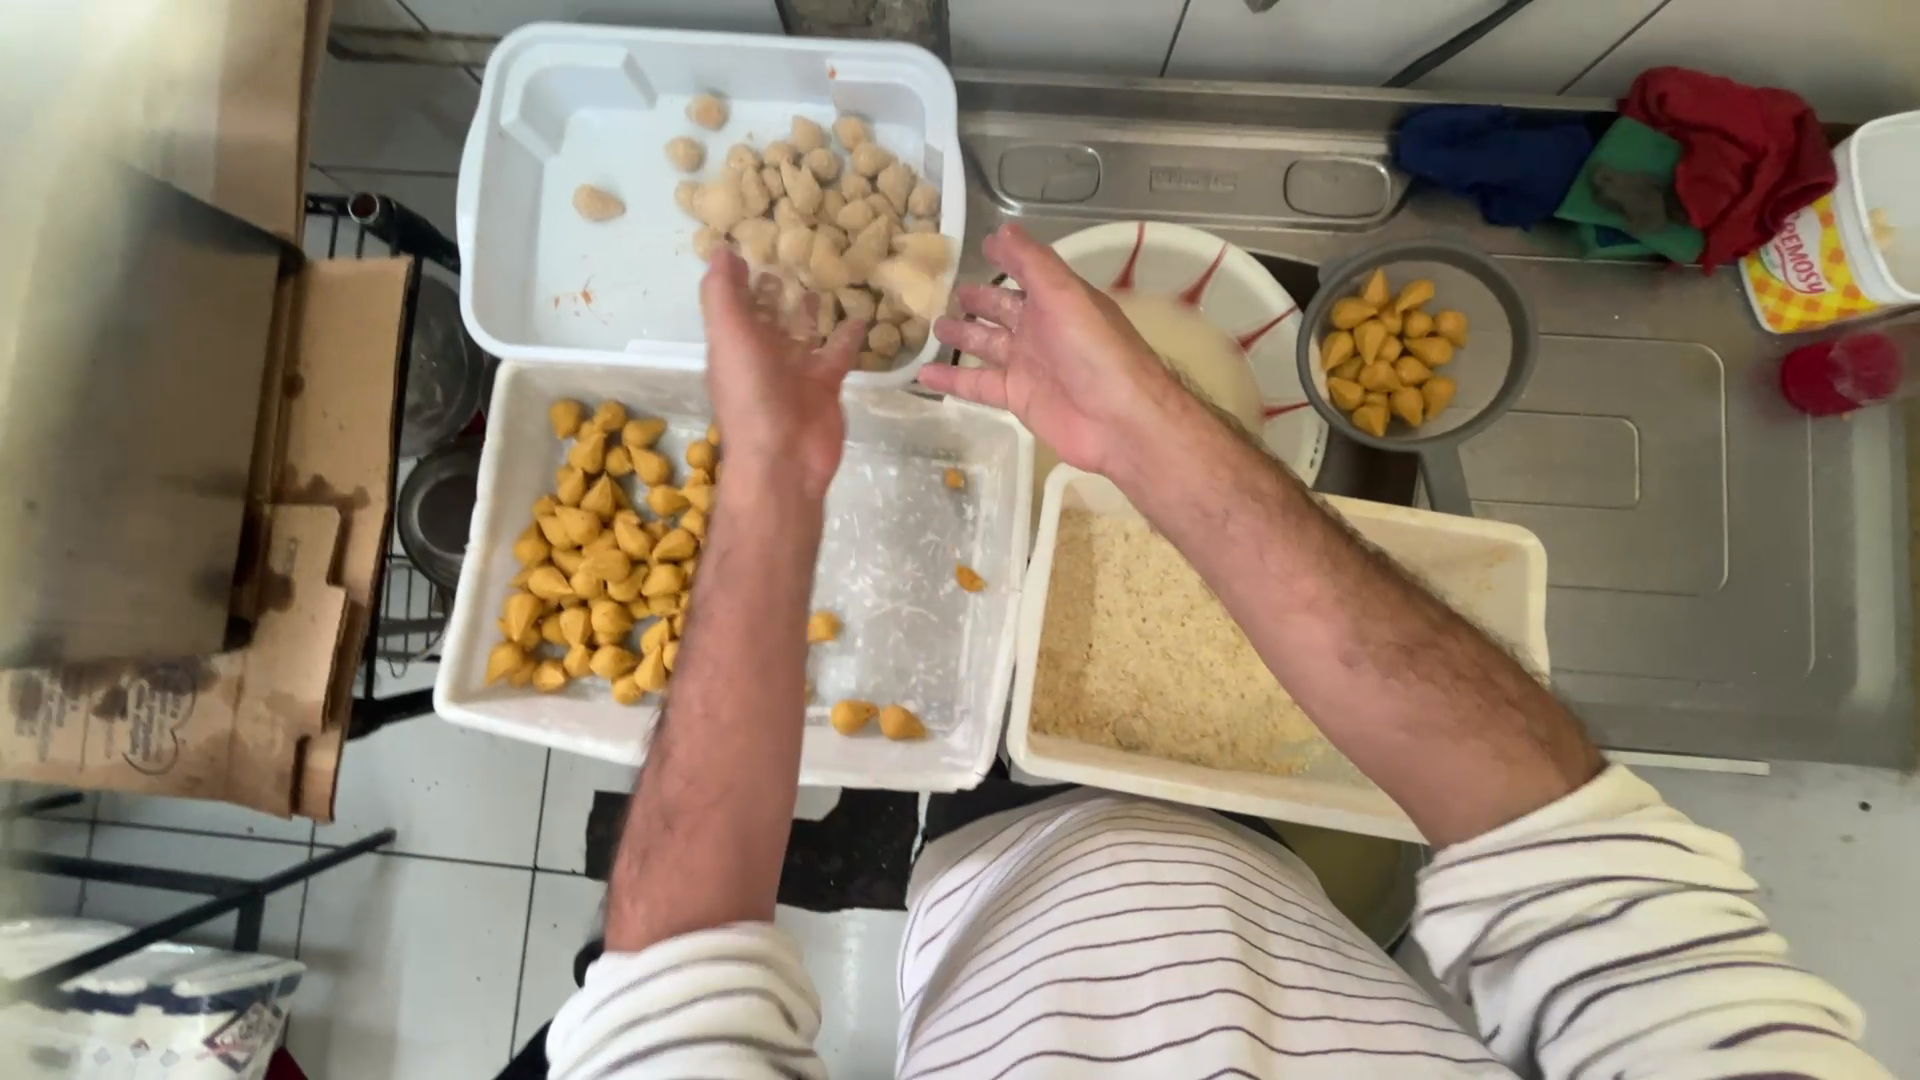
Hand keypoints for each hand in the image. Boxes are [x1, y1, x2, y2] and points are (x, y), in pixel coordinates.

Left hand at [700, 248, 864, 500]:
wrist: (786, 459)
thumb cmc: (752, 396)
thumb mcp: (729, 338)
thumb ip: (723, 295)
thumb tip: (722, 249)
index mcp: (734, 343)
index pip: (734, 300)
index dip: (741, 273)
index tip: (756, 239)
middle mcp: (762, 354)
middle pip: (769, 314)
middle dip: (777, 286)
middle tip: (795, 249)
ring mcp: (795, 370)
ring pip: (803, 331)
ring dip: (809, 307)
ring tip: (824, 275)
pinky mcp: (825, 384)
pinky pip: (837, 353)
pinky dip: (848, 334)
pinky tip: (861, 314)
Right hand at [917, 224, 1178, 474]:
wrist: (1117, 419)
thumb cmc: (1095, 351)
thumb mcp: (1065, 295)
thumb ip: (1033, 263)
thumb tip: (1002, 230)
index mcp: (1057, 300)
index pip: (1026, 273)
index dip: (1007, 258)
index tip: (981, 246)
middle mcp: (1042, 330)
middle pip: (1002, 310)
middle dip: (979, 301)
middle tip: (946, 292)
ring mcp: (1028, 366)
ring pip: (986, 346)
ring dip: (962, 337)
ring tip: (932, 328)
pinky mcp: (1017, 398)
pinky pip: (977, 385)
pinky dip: (952, 380)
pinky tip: (924, 375)